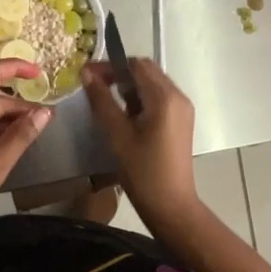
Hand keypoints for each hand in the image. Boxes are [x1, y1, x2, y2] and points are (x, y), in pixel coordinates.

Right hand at [82, 58, 198, 226]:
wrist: (172, 207)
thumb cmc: (143, 172)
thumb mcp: (117, 135)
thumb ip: (102, 101)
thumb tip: (87, 74)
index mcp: (165, 97)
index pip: (137, 65)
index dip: (111, 66)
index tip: (88, 74)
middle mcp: (178, 96)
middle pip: (147, 70)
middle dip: (120, 74)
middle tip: (96, 86)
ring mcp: (183, 108)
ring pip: (153, 83)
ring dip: (131, 86)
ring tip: (109, 103)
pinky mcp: (182, 120)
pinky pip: (160, 97)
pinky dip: (142, 98)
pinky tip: (127, 116)